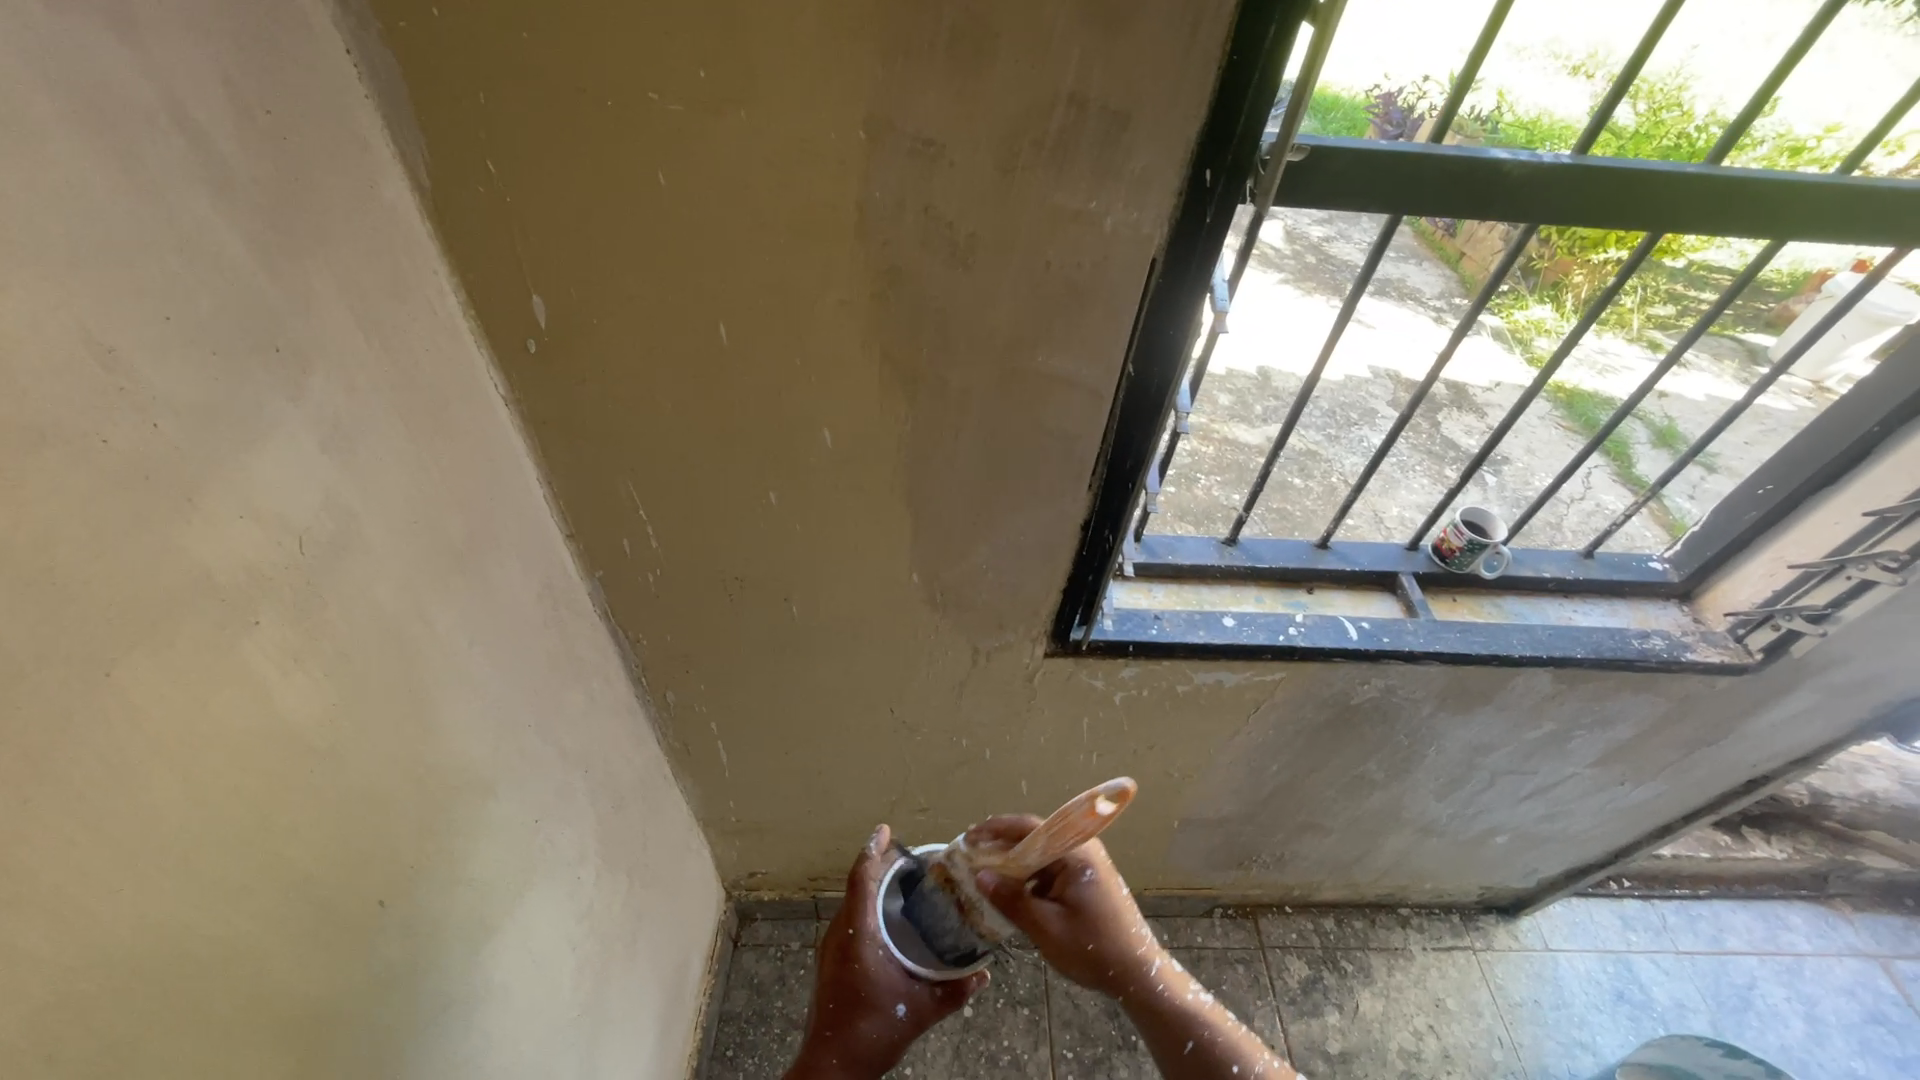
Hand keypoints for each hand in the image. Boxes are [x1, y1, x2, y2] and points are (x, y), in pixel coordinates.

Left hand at [785, 824, 987, 1079]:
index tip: (885, 830)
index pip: (861, 879)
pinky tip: (888, 921)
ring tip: (902, 884)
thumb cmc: (872, 1031)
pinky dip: (867, 909)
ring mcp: (831, 948)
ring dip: (872, 889)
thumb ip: (954, 992)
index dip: (873, 850)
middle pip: (857, 887)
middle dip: (879, 867)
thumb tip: (984, 975)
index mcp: (857, 934)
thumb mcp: (920, 1011)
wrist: (832, 1068)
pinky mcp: (831, 962)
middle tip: (909, 858)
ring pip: (852, 905)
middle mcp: (840, 934)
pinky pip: (850, 922)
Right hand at [967, 814, 1164, 999]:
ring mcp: (1087, 864)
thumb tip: (981, 876)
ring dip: (1015, 862)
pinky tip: (1013, 893)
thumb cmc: (1093, 949)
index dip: (995, 829)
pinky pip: (1052, 868)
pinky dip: (1030, 876)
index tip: (969, 838)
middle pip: (1034, 837)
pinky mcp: (1087, 879)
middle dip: (1002, 845)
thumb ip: (1012, 899)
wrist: (1139, 973)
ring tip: (987, 874)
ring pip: (1042, 854)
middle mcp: (1082, 849)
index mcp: (1075, 852)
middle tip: (972, 855)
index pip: (1028, 827)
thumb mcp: (1046, 927)